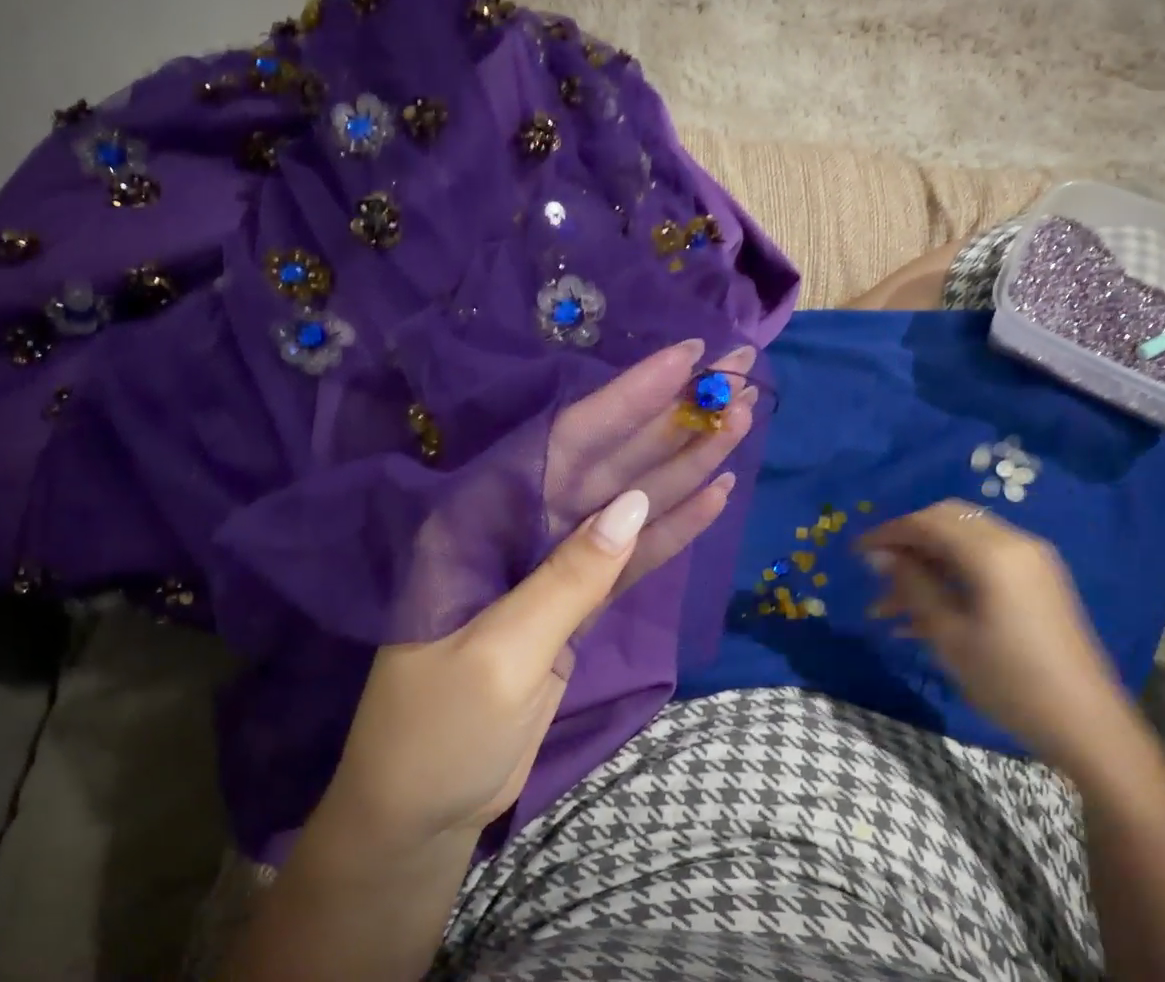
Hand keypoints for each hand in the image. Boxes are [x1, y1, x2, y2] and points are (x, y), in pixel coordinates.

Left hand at [314, 338, 754, 847]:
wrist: (423, 806)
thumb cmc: (441, 731)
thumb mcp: (502, 654)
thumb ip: (569, 577)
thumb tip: (636, 505)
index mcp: (479, 522)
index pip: (565, 443)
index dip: (628, 396)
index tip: (687, 357)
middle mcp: (517, 529)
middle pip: (605, 462)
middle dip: (669, 419)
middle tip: (735, 380)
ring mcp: (549, 566)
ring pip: (626, 504)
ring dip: (682, 466)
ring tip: (741, 424)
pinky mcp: (572, 604)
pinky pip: (629, 559)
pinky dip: (673, 530)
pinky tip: (716, 495)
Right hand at [858, 499, 1134, 771]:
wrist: (1086, 722)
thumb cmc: (1009, 680)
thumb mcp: (949, 635)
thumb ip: (913, 586)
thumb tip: (879, 555)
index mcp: (993, 553)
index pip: (929, 521)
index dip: (889, 532)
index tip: (855, 552)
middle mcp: (1015, 543)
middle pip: (949, 521)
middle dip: (908, 541)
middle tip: (875, 570)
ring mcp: (1031, 562)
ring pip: (964, 544)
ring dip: (926, 564)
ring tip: (887, 607)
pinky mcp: (1038, 583)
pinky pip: (984, 564)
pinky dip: (951, 577)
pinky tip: (921, 617)